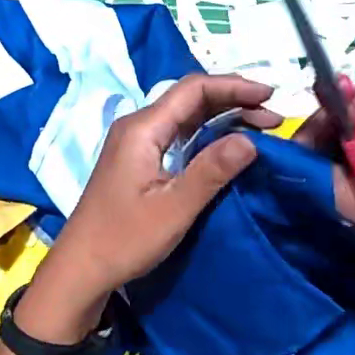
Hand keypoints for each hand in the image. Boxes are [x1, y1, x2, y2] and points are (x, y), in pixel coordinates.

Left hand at [21, 74, 280, 341]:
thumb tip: (251, 139)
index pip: (193, 89)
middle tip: (274, 116)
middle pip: (190, 98)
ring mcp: (137, 142)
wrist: (81, 267)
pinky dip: (208, 133)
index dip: (234, 87)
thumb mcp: (174, 209)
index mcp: (143, 128)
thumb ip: (211, 171)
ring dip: (223, 116)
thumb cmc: (124, 239)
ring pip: (186, 115)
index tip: (271, 95)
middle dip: (233, 100)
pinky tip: (229, 144)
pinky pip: (179, 134)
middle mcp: (139, 126)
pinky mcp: (139, 159)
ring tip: (261, 127)